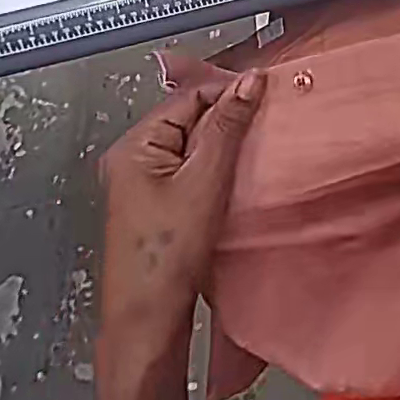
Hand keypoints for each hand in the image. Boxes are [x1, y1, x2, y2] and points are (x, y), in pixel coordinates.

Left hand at [97, 70, 264, 340]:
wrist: (148, 318)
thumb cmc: (170, 251)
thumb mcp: (206, 179)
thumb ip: (228, 125)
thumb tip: (250, 81)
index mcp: (134, 144)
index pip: (189, 97)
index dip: (228, 92)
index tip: (266, 94)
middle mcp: (132, 155)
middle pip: (190, 116)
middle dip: (228, 115)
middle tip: (266, 119)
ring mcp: (142, 179)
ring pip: (192, 140)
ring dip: (224, 139)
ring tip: (256, 141)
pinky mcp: (155, 198)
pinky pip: (190, 163)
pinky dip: (215, 161)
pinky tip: (237, 168)